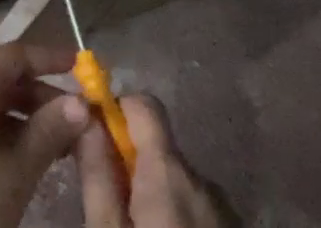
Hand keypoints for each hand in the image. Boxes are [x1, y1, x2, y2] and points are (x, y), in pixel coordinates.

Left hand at [0, 41, 90, 227]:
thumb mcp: (17, 169)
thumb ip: (50, 131)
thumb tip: (81, 102)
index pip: (16, 55)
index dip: (51, 58)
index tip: (83, 68)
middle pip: (2, 77)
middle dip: (41, 94)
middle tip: (79, 120)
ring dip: (22, 115)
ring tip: (57, 144)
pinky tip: (20, 156)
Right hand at [77, 95, 232, 227]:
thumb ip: (96, 173)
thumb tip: (84, 115)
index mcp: (169, 171)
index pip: (144, 104)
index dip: (114, 109)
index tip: (93, 133)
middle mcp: (201, 178)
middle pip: (157, 146)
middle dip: (130, 161)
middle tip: (108, 196)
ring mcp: (225, 205)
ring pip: (176, 177)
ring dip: (154, 190)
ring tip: (137, 223)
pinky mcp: (235, 225)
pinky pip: (196, 201)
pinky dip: (177, 210)